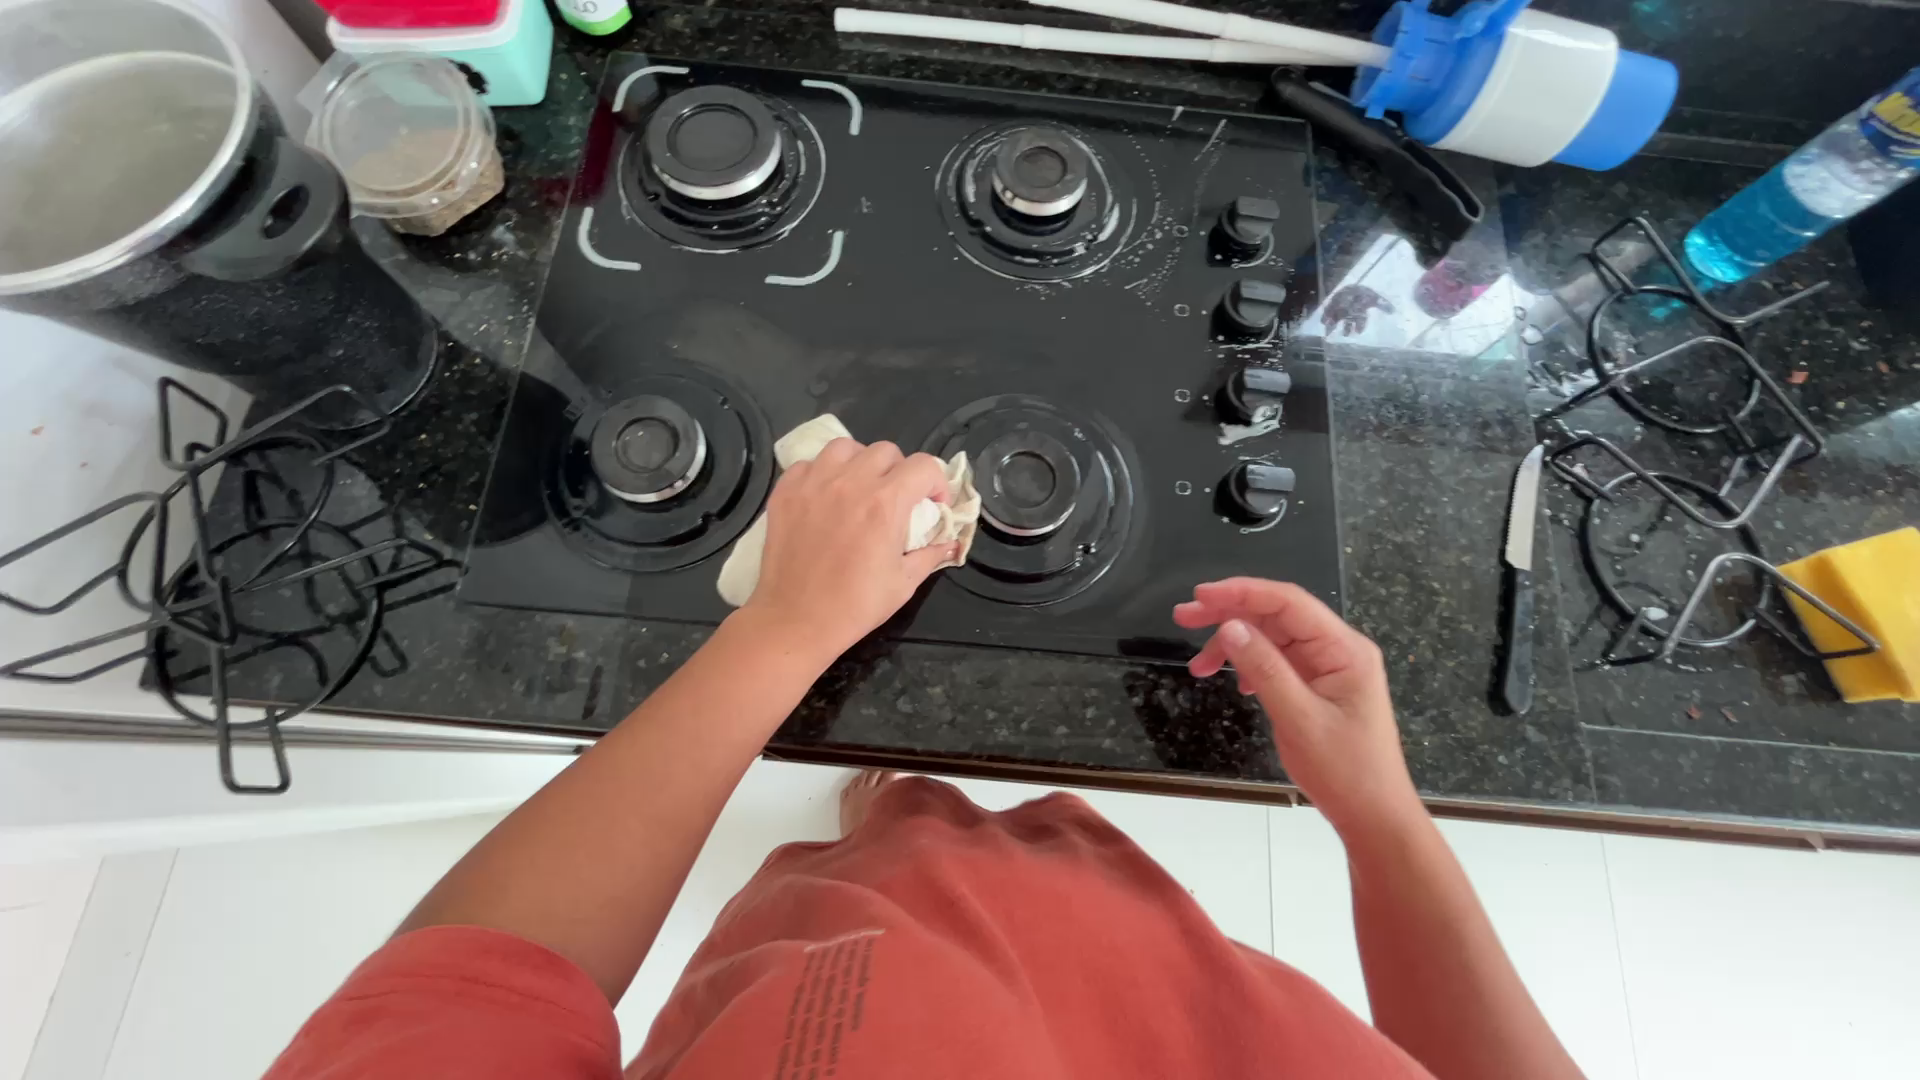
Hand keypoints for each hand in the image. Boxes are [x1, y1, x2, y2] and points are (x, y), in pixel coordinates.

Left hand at [742, 438, 956, 660]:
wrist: (796, 620)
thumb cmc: (855, 605)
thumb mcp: (904, 583)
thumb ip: (931, 554)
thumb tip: (949, 543)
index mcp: (886, 503)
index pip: (924, 466)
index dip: (937, 482)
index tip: (933, 504)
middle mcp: (851, 483)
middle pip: (886, 451)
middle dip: (901, 471)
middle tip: (897, 499)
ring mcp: (814, 484)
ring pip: (846, 448)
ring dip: (861, 463)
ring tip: (860, 488)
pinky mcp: (786, 492)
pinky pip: (809, 464)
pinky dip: (823, 473)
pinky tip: (826, 496)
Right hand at [1174, 578, 1420, 836]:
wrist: (1374, 817)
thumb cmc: (1345, 771)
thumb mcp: (1299, 719)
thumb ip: (1264, 668)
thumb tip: (1229, 627)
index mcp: (1342, 648)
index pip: (1287, 602)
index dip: (1241, 592)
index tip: (1200, 596)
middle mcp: (1336, 649)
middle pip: (1276, 615)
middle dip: (1229, 612)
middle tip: (1183, 618)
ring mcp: (1326, 667)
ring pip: (1271, 637)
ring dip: (1232, 644)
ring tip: (1197, 664)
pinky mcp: (1316, 685)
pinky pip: (1275, 660)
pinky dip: (1247, 664)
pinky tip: (1233, 683)